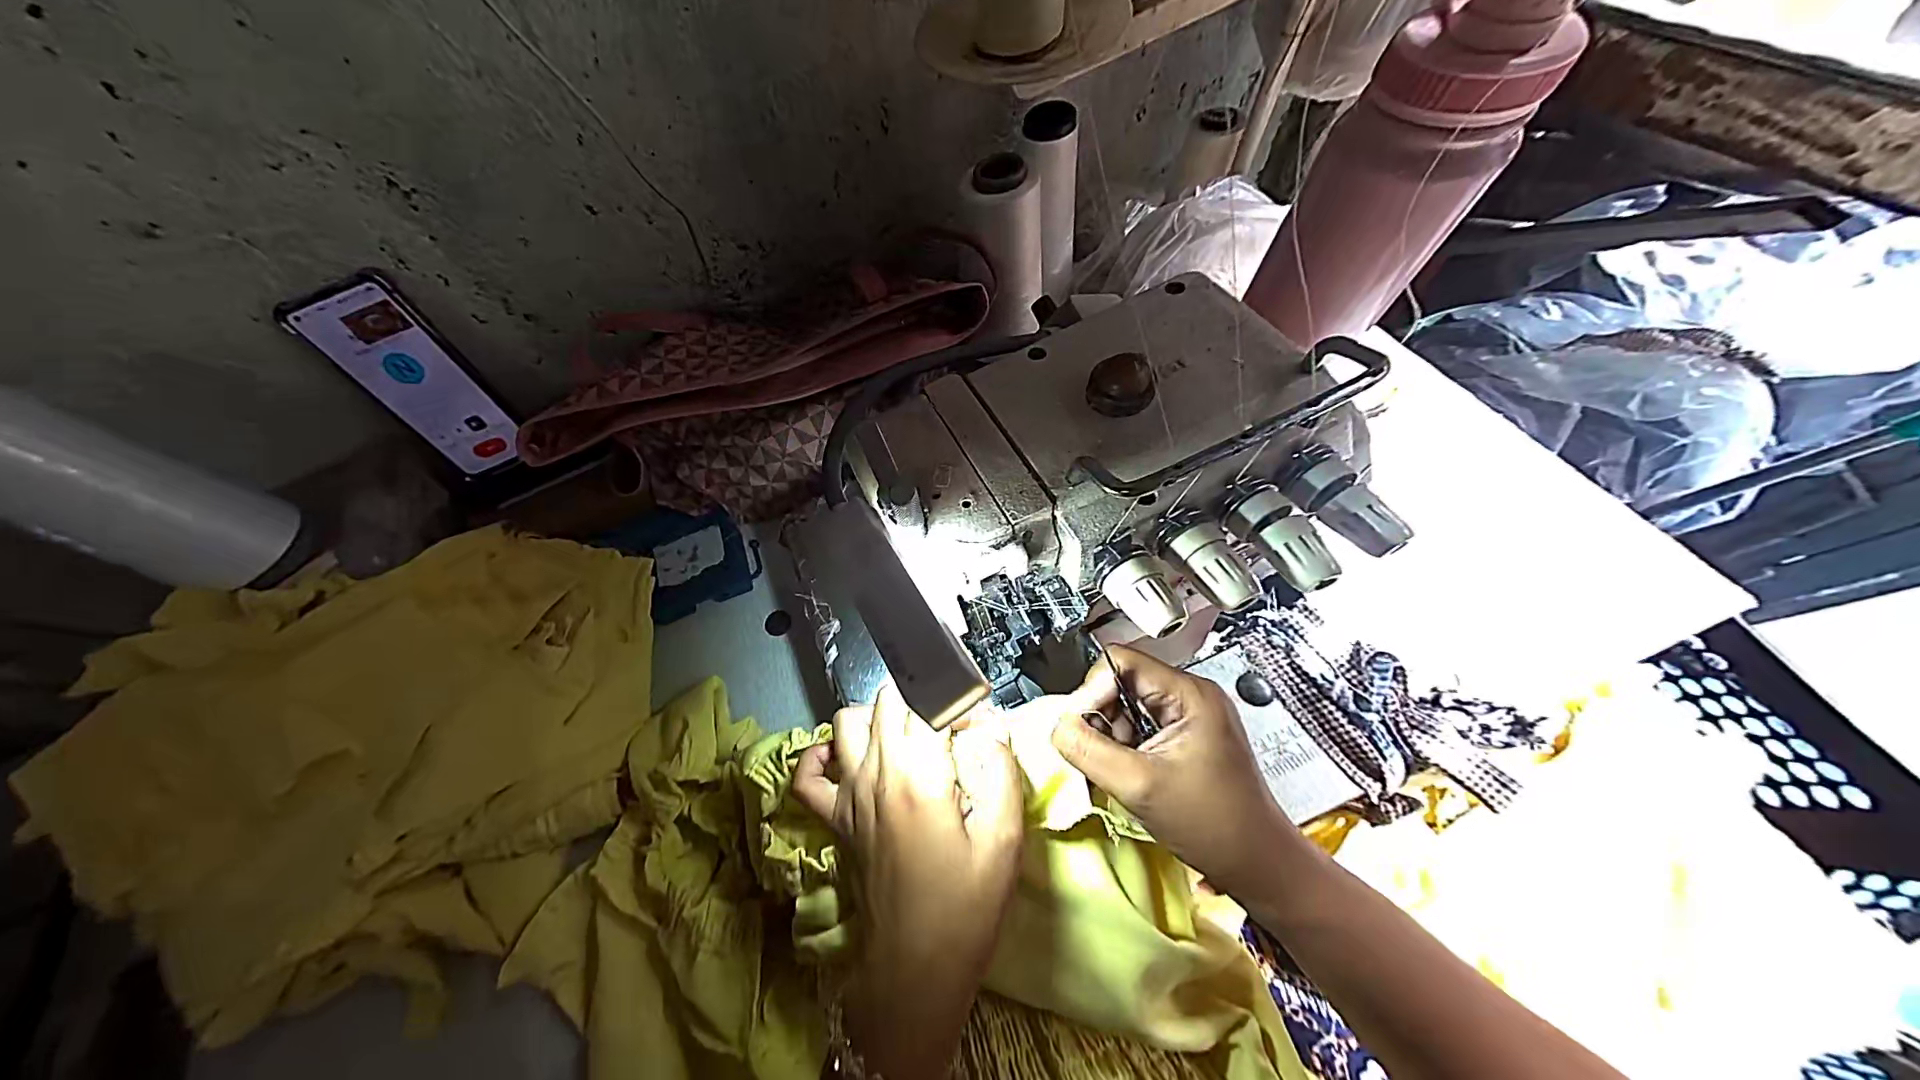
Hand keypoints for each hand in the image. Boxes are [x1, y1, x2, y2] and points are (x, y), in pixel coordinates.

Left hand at [793, 683, 1023, 1075]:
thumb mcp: (1003, 840)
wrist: (915, 969)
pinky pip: (808, 774)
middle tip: (954, 731)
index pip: (931, 703)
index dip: (960, 701)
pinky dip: (822, 753)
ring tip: (912, 737)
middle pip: (889, 702)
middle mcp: (875, 775)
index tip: (980, 722)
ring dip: (880, 716)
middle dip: (925, 701)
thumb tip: (991, 726)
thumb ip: (999, 770)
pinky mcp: (834, 819)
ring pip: (849, 721)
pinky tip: (846, 756)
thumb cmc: (966, 908)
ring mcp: (847, 796)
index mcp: (919, 776)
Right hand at [1056, 644, 1291, 892]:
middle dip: (1100, 716)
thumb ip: (1089, 750)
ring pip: (1125, 705)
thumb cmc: (1216, 825)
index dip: (1092, 692)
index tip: (1081, 727)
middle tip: (1100, 752)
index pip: (1119, 662)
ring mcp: (1189, 716)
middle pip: (1120, 681)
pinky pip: (1138, 725)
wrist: (1256, 861)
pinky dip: (1123, 746)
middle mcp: (1190, 695)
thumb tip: (1058, 727)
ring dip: (1110, 734)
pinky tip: (1130, 772)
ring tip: (1119, 767)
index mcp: (1189, 693)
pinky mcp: (1184, 736)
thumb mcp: (1139, 785)